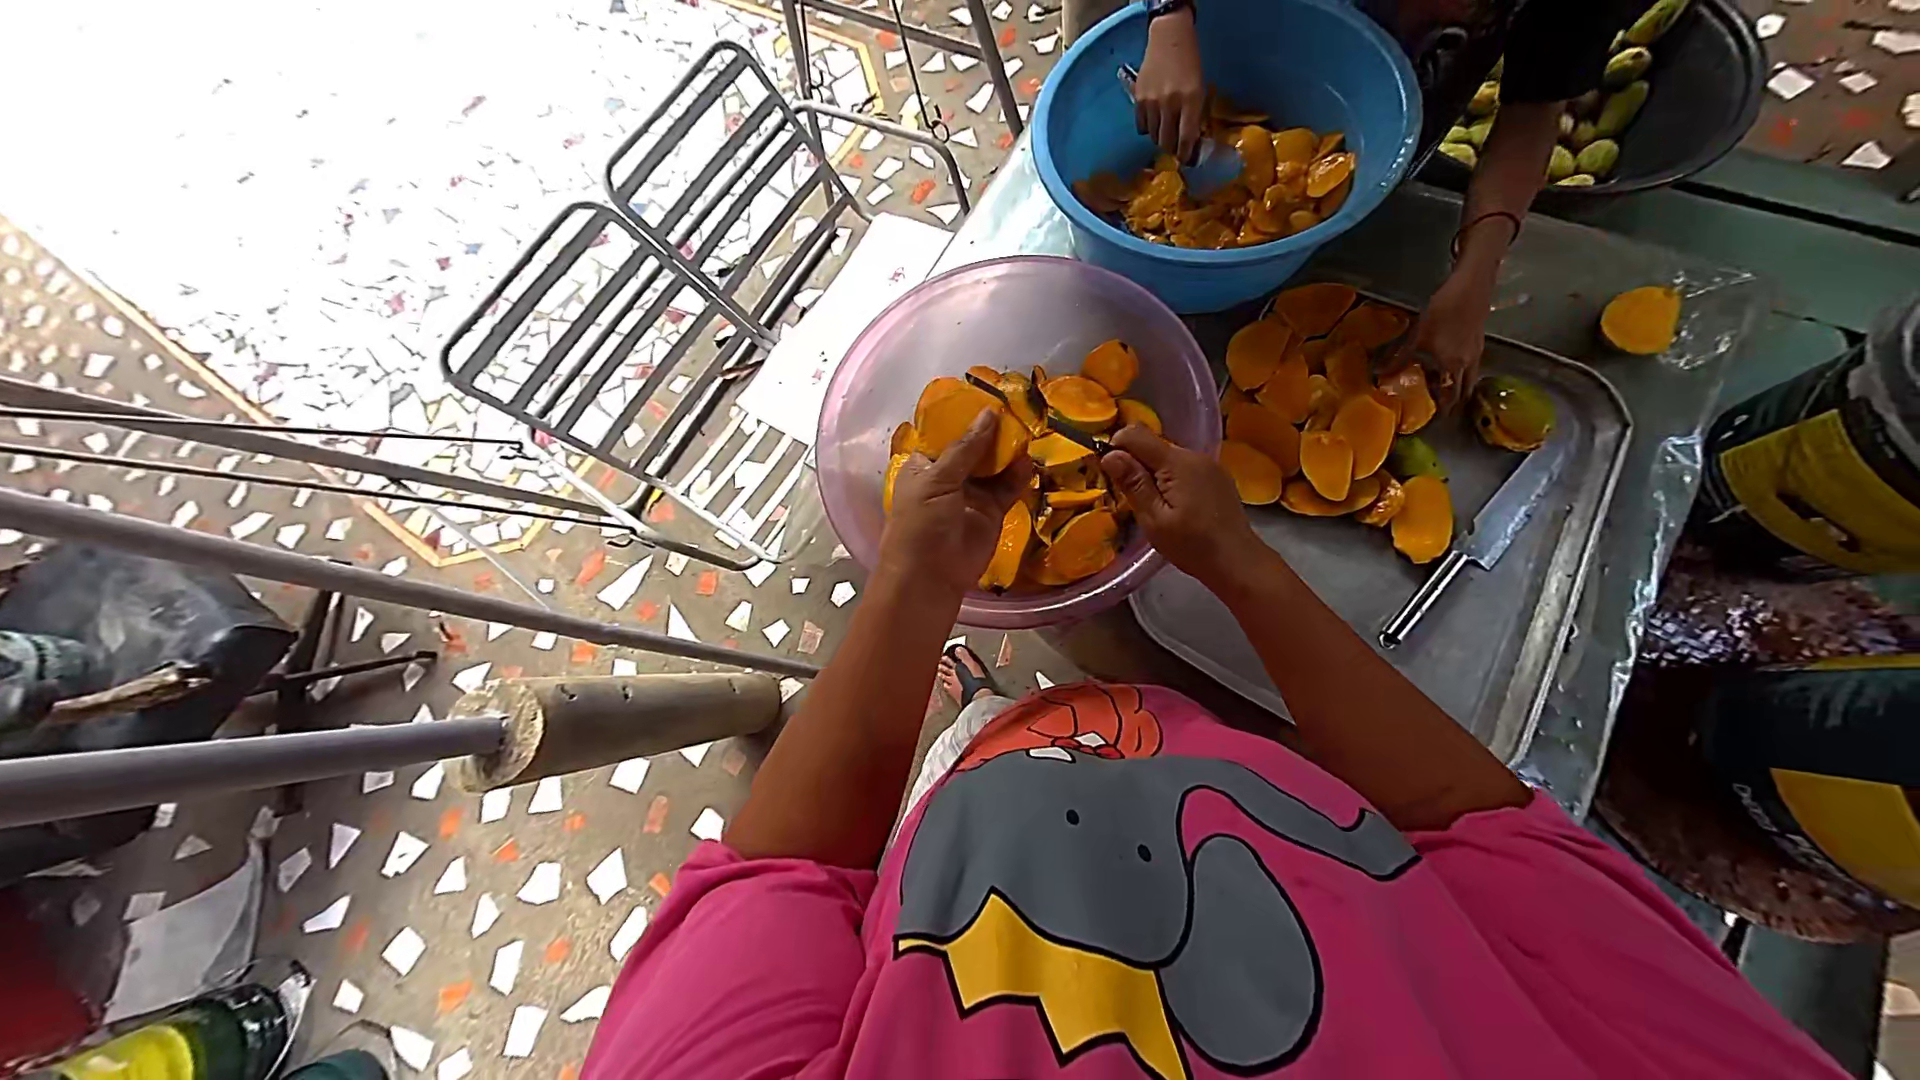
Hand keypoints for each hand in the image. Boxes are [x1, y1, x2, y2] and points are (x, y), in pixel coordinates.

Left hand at [879, 409, 1033, 594]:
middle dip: (994, 432)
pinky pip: (1008, 487)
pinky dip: (1019, 475)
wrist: (931, 577)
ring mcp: (972, 493)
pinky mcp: (992, 511)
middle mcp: (949, 475)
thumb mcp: (937, 480)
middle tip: (1017, 409)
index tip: (990, 395)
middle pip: (976, 447)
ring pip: (995, 465)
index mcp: (925, 464)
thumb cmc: (921, 525)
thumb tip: (989, 414)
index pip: (947, 433)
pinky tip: (1029, 461)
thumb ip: (966, 448)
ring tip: (1027, 430)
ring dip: (1009, 451)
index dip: (967, 416)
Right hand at [1099, 425, 1263, 589]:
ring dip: (1153, 473)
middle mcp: (1194, 455)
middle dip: (1135, 464)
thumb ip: (1134, 483)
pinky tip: (1174, 505)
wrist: (1238, 561)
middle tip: (1132, 499)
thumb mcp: (1154, 519)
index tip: (1112, 476)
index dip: (1117, 448)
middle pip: (1152, 444)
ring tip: (1154, 506)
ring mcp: (1208, 464)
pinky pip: (1183, 467)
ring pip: (1167, 456)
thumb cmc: (1192, 545)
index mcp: (1177, 462)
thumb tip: (1109, 454)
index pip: (1135, 434)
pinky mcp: (1215, 476)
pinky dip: (1170, 479)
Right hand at [1134, 10, 1206, 164]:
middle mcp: (1171, 104)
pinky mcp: (1139, 101)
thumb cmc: (1189, 63)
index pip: (1186, 138)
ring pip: (1154, 136)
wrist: (1169, 37)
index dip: (1186, 154)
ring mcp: (1153, 103)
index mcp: (1191, 100)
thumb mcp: (1200, 88)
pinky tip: (1153, 119)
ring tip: (1164, 128)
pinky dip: (1148, 128)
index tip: (1185, 160)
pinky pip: (1142, 127)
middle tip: (1175, 146)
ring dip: (1160, 137)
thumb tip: (1192, 142)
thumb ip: (1196, 114)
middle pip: (1167, 142)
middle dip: (1171, 148)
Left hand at [1398, 265, 1491, 411]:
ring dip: (1456, 388)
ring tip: (1440, 394)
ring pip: (1468, 377)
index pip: (1450, 395)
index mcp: (1454, 365)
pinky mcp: (1479, 340)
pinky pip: (1470, 365)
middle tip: (1437, 411)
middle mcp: (1470, 362)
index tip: (1434, 421)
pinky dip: (1459, 373)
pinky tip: (1446, 370)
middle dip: (1452, 402)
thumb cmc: (1444, 311)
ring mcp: (1477, 351)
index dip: (1443, 409)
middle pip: (1462, 389)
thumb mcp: (1417, 337)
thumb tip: (1380, 376)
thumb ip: (1400, 359)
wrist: (1472, 284)